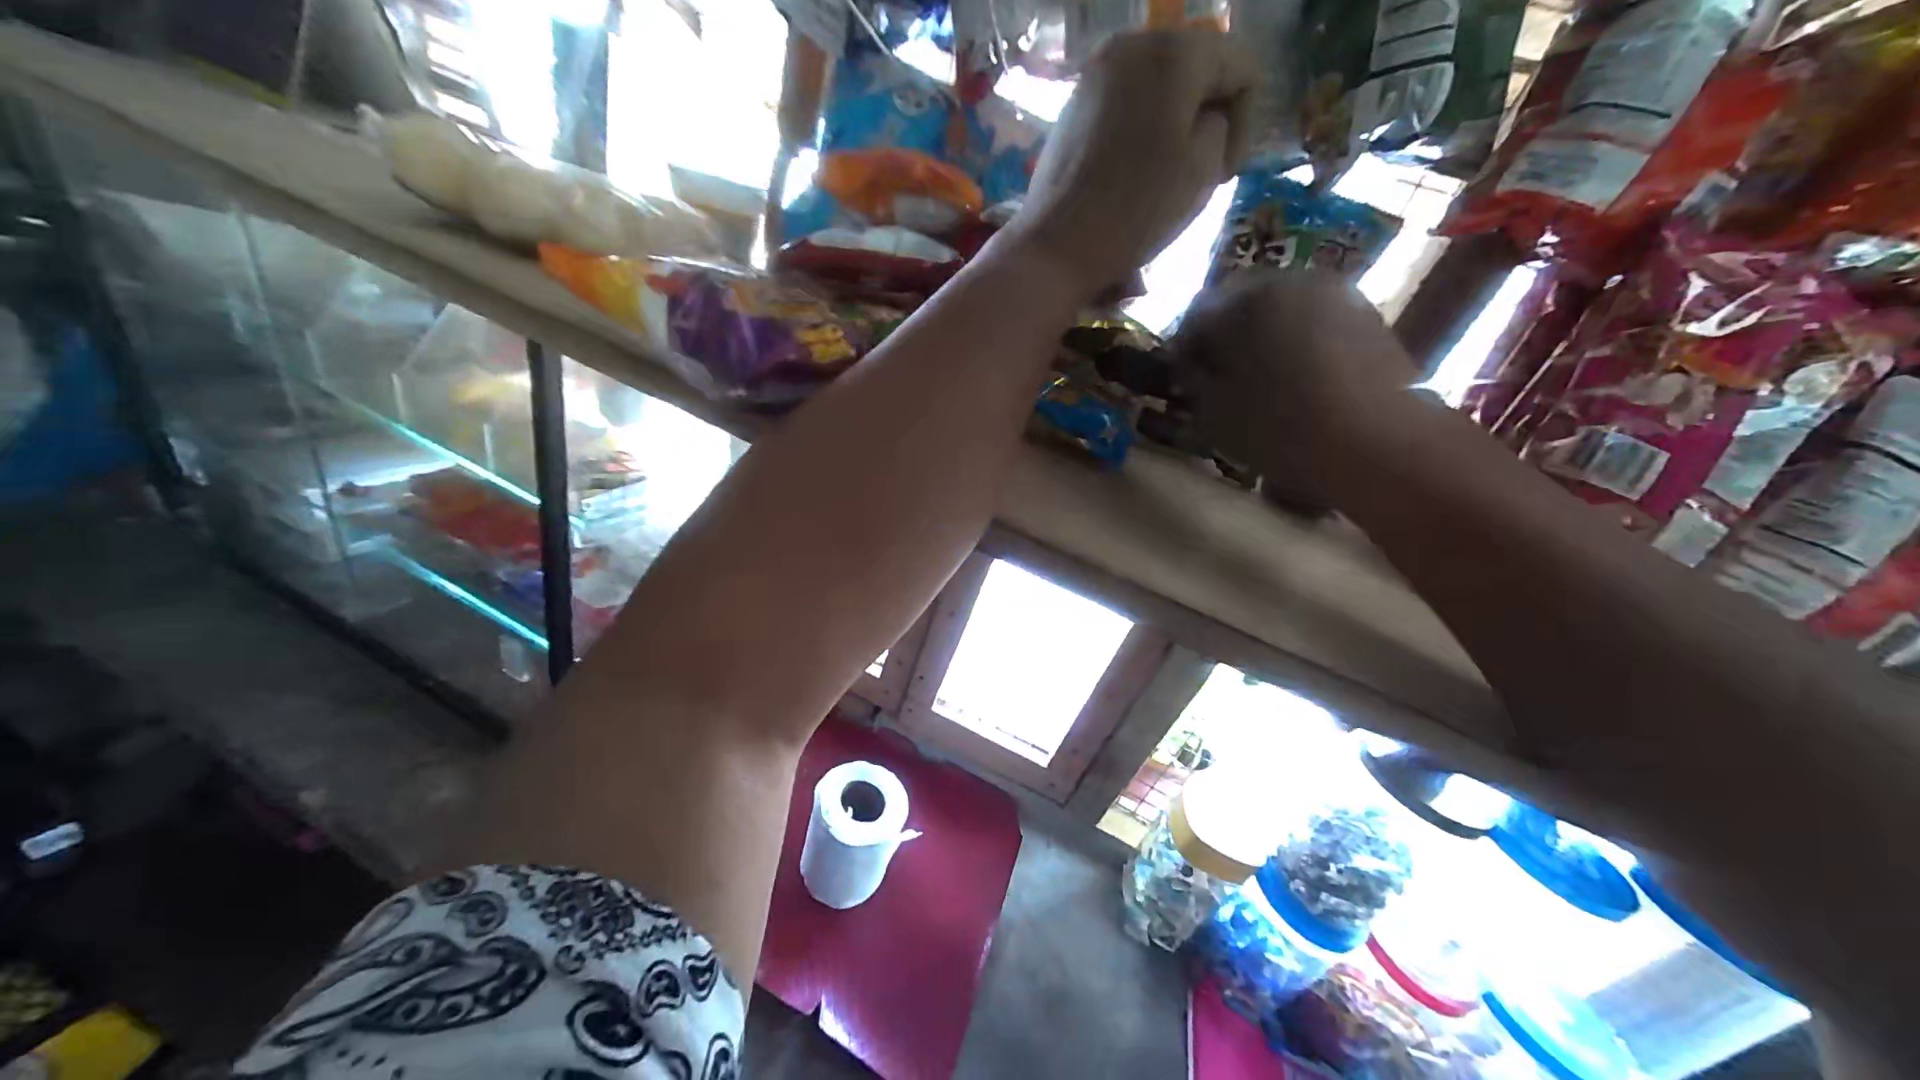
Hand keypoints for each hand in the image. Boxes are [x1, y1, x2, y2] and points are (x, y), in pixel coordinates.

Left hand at [1008, 28, 1254, 296]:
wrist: (1058, 246)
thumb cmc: (1137, 209)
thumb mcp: (1204, 167)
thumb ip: (1222, 123)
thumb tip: (1206, 115)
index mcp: (1175, 51)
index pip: (1240, 68)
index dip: (1246, 122)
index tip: (1226, 174)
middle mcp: (1132, 46)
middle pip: (1197, 68)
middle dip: (1209, 116)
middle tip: (1204, 171)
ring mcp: (1095, 73)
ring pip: (1160, 86)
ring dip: (1175, 122)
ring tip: (1168, 172)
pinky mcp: (1073, 104)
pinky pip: (1125, 103)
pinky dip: (1141, 127)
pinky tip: (1136, 169)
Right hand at [1172, 269, 1416, 498]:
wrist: (1379, 442)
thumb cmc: (1281, 427)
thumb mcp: (1214, 412)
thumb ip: (1193, 380)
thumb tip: (1188, 365)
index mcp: (1245, 298)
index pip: (1196, 312)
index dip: (1183, 345)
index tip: (1181, 375)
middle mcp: (1290, 280)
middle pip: (1241, 301)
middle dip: (1225, 334)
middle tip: (1218, 374)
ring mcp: (1335, 293)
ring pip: (1281, 308)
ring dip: (1263, 336)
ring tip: (1259, 378)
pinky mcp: (1367, 314)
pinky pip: (1314, 320)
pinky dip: (1298, 341)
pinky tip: (1296, 378)